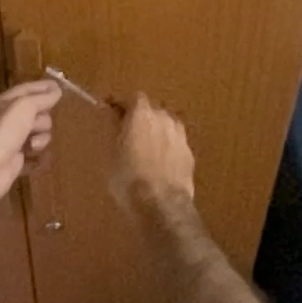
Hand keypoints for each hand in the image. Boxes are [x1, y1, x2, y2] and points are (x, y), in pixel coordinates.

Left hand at [0, 80, 61, 211]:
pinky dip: (39, 158)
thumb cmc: (5, 130)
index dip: (43, 88)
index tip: (61, 88)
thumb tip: (57, 90)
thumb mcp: (25, 106)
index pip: (28, 90)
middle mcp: (9, 120)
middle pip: (38, 115)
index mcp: (7, 103)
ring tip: (32, 146)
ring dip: (41, 140)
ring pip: (39, 136)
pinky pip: (36, 158)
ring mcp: (13, 142)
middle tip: (36, 126)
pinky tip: (39, 159)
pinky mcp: (16, 162)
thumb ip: (42, 98)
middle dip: (43, 120)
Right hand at [109, 93, 195, 216]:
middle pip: (152, 110)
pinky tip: (160, 164)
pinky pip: (175, 144)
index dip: (123, 106)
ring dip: (157, 132)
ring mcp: (180, 135)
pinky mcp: (190, 154)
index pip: (133, 98)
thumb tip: (114, 118)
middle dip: (141, 118)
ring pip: (166, 126)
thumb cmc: (128, 178)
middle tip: (130, 134)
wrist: (161, 204)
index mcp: (142, 113)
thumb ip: (115, 131)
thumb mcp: (111, 154)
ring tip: (147, 150)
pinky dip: (167, 148)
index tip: (114, 115)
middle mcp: (164, 118)